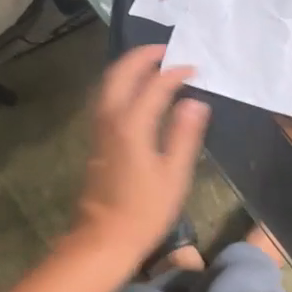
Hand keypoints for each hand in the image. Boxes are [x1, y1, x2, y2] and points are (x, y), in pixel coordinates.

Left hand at [67, 45, 210, 268]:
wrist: (102, 240)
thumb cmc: (144, 212)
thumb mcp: (174, 176)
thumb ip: (184, 135)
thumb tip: (195, 102)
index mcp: (132, 125)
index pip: (155, 85)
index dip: (175, 73)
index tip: (194, 69)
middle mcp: (111, 119)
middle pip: (122, 72)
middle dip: (143, 56)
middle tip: (167, 51)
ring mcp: (99, 128)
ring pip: (109, 82)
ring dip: (129, 67)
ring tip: (154, 64)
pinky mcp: (96, 138)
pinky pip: (106, 96)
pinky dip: (121, 82)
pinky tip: (137, 90)